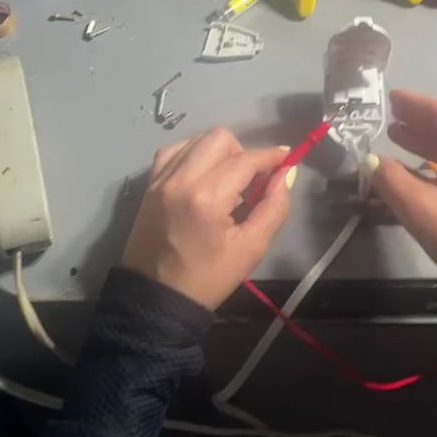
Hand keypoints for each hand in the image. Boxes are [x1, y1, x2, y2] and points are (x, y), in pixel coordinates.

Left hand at [121, 128, 293, 308]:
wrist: (155, 299)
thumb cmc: (207, 279)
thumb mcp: (251, 249)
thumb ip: (274, 207)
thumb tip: (286, 173)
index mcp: (206, 198)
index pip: (246, 160)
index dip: (271, 157)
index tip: (287, 161)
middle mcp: (180, 179)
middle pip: (220, 138)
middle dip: (244, 153)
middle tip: (252, 182)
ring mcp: (160, 178)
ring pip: (198, 139)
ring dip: (219, 152)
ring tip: (227, 181)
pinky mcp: (149, 182)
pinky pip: (176, 150)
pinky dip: (194, 154)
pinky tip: (203, 175)